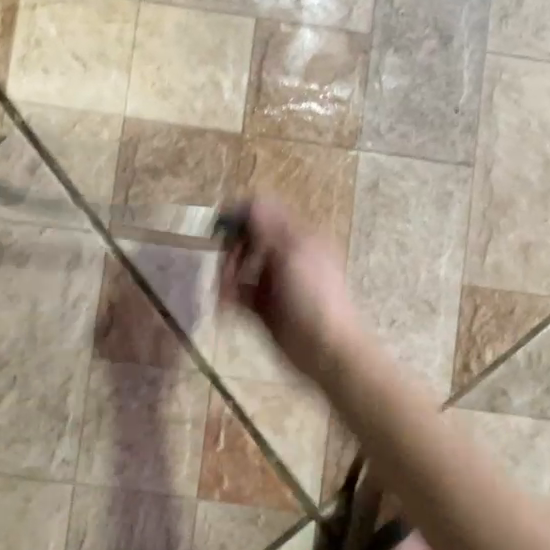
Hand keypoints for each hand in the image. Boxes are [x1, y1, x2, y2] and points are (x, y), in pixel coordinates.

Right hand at [220, 196, 361, 381]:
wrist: (328, 351)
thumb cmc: (315, 299)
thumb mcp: (293, 253)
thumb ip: (267, 226)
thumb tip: (249, 198)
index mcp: (297, 236)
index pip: (262, 213)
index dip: (239, 218)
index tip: (220, 231)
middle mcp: (284, 255)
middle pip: (244, 240)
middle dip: (230, 254)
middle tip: (229, 271)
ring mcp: (273, 281)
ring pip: (238, 267)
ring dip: (226, 278)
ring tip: (225, 296)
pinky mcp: (262, 307)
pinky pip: (237, 294)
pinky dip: (228, 298)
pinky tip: (226, 309)